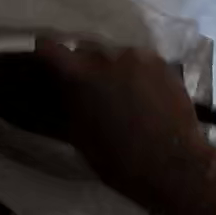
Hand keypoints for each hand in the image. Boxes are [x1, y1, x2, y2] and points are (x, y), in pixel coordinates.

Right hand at [35, 37, 215, 214]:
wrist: (175, 165)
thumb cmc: (120, 160)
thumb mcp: (81, 136)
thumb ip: (70, 102)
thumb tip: (63, 86)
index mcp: (82, 75)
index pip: (50, 49)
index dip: (44, 51)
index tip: (41, 55)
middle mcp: (108, 55)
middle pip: (87, 51)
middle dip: (85, 66)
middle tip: (89, 88)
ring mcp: (138, 55)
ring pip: (116, 56)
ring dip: (113, 69)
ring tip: (122, 95)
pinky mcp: (161, 61)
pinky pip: (140, 62)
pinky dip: (136, 74)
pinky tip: (144, 96)